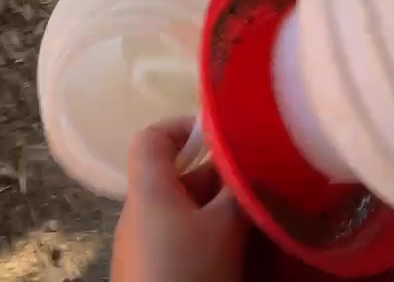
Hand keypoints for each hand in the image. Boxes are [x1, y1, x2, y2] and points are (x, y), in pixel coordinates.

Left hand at [111, 120, 247, 281]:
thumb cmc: (189, 275)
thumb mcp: (226, 227)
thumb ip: (240, 187)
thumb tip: (256, 159)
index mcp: (148, 191)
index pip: (152, 136)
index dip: (185, 126)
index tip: (223, 137)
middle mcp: (138, 214)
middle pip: (175, 175)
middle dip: (216, 175)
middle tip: (254, 181)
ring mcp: (140, 248)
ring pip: (181, 209)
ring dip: (216, 208)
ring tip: (253, 216)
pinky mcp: (149, 276)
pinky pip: (177, 239)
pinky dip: (205, 235)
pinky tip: (235, 251)